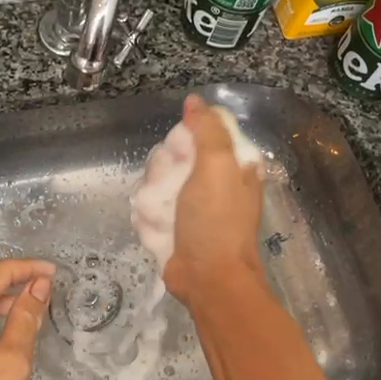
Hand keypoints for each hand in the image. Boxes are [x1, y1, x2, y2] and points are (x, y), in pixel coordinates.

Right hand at [166, 95, 264, 304]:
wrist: (208, 279)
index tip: (182, 154)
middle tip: (173, 188)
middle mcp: (212, 180)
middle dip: (164, 171)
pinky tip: (160, 231)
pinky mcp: (171, 225)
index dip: (184, 140)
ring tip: (165, 217)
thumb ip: (207, 129)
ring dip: (154, 198)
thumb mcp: (217, 166)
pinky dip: (150, 219)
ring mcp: (190, 204)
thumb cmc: (216, 222)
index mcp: (232, 163)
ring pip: (154, 181)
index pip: (198, 131)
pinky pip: (148, 208)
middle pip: (171, 155)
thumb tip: (194, 101)